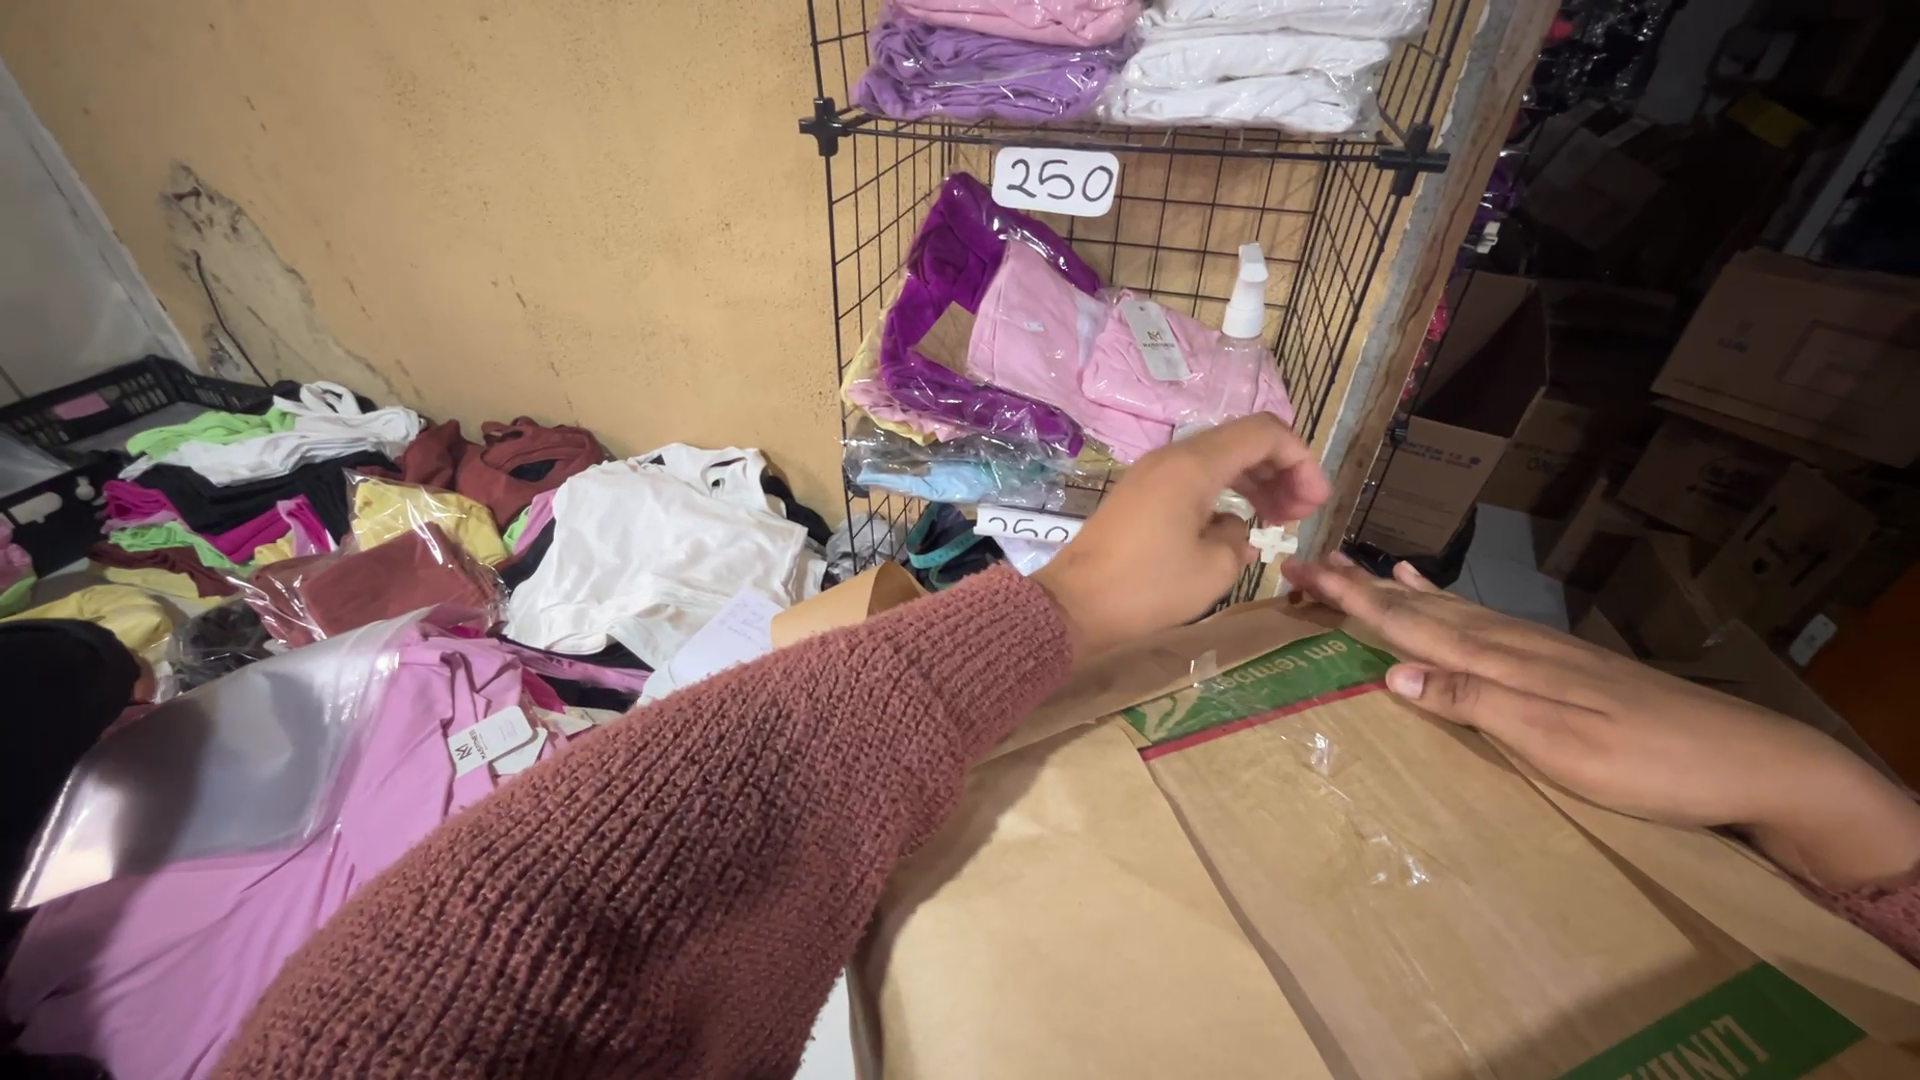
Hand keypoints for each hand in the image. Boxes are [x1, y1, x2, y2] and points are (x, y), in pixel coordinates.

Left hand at [1034, 413, 1328, 657]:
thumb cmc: (1147, 588)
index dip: (1302, 461)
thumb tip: (1235, 528)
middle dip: (1281, 472)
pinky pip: (1191, 480)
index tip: (1315, 504)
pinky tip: (1232, 529)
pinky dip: (1221, 494)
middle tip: (1298, 517)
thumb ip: (1240, 537)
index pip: (1265, 432)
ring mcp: (1150, 475)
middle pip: (1242, 442)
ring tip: (1274, 523)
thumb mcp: (1213, 568)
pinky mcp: (1138, 496)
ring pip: (1216, 461)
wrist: (1073, 605)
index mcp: (1194, 464)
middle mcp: (1171, 458)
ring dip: (1253, 484)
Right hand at [1285, 555, 1919, 889]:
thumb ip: (1474, 703)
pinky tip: (1423, 582)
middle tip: (1304, 560)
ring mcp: (1527, 643)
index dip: (1350, 597)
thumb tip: (1392, 672)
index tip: (1300, 570)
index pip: (1407, 622)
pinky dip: (1437, 595)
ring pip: (1439, 604)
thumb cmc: (1648, 763)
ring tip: (1347, 564)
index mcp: (1497, 662)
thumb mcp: (1559, 745)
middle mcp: (1504, 641)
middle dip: (1355, 583)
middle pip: (1415, 604)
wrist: (1750, 760)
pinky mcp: (1545, 654)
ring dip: (1387, 585)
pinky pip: (1471, 613)